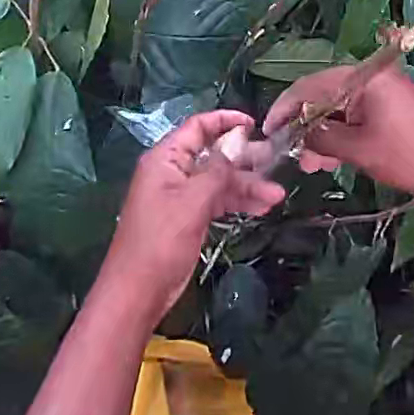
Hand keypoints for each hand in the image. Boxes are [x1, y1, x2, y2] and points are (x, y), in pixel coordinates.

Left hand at [97, 111, 285, 323]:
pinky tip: (262, 208)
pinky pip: (217, 200)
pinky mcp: (189, 216)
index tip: (254, 124)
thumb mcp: (193, 201)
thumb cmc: (160, 241)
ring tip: (277, 195)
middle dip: (244, 159)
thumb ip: (218, 170)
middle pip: (214, 154)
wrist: (137, 294)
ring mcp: (182, 195)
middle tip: (274, 159)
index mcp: (166, 159)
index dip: (225, 120)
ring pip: (220, 180)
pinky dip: (237, 203)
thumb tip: (237, 142)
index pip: (198, 126)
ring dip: (247, 186)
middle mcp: (174, 171)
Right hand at [264, 64, 413, 206]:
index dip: (285, 109)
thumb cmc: (411, 156)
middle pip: (322, 94)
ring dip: (322, 132)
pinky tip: (332, 156)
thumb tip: (297, 135)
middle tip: (293, 155)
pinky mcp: (389, 103)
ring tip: (314, 165)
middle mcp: (369, 75)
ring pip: (337, 106)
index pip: (309, 86)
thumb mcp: (360, 150)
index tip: (268, 133)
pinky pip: (355, 112)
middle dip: (304, 125)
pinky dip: (341, 132)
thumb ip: (323, 138)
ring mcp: (380, 88)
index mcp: (361, 77)